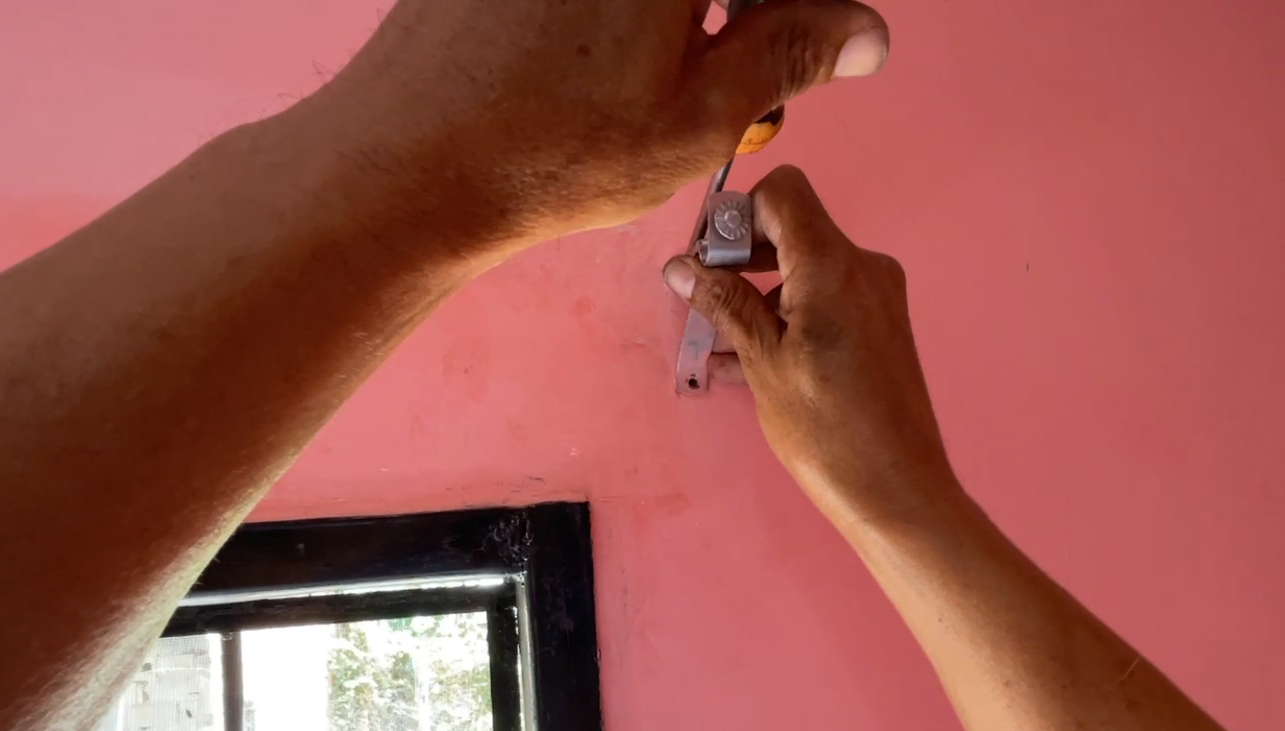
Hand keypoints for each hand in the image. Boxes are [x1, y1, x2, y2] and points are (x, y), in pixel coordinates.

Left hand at [305, 0, 889, 253]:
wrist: (419, 163)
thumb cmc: (554, 153)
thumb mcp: (697, 119)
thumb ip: (789, 53)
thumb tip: (865, 31)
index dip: (801, 16)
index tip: (810, 43)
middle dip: (742, 19)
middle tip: (736, 72)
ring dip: (691, 17)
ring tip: (663, 75)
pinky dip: (633, 14)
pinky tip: (609, 58)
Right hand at [663, 165, 959, 529]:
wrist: (895, 488)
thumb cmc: (825, 429)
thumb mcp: (764, 363)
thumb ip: (725, 305)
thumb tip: (682, 267)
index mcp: (832, 264)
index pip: (783, 193)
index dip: (738, 215)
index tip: (711, 259)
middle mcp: (863, 268)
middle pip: (792, 233)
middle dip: (741, 260)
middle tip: (704, 304)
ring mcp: (877, 299)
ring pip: (805, 275)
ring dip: (759, 297)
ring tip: (719, 344)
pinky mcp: (880, 329)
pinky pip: (824, 305)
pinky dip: (787, 320)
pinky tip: (749, 362)